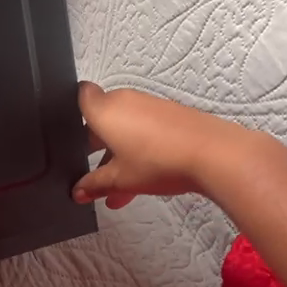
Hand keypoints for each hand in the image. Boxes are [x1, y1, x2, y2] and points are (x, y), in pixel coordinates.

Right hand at [72, 82, 259, 207]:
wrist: (213, 155)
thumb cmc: (161, 159)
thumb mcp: (120, 179)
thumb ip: (95, 184)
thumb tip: (79, 191)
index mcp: (104, 110)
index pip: (81, 95)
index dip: (74, 111)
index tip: (73, 134)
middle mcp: (125, 101)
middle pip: (103, 117)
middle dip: (97, 143)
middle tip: (94, 169)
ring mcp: (151, 106)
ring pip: (125, 127)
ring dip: (119, 153)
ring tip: (120, 188)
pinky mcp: (172, 115)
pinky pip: (146, 130)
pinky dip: (140, 150)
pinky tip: (143, 180)